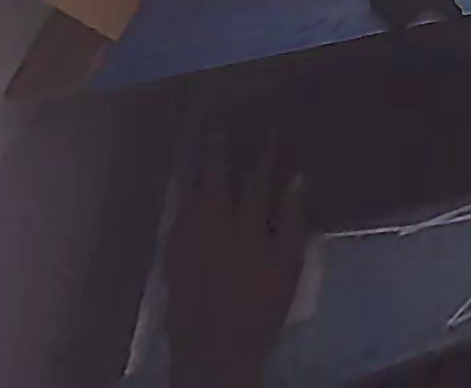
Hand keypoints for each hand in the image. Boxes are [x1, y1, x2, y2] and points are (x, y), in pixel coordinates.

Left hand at [165, 133, 305, 387]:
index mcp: (246, 220)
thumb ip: (291, 218)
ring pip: (190, 190)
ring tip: (197, 145)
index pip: (257, 174)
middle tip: (217, 122)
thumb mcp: (289, 262)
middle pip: (215, 174)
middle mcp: (214, 219)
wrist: (215, 348)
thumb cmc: (261, 304)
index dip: (265, 148)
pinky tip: (186, 191)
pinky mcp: (173, 253)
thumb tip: (297, 178)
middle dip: (218, 146)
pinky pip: (177, 213)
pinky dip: (183, 195)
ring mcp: (189, 235)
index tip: (270, 124)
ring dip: (196, 165)